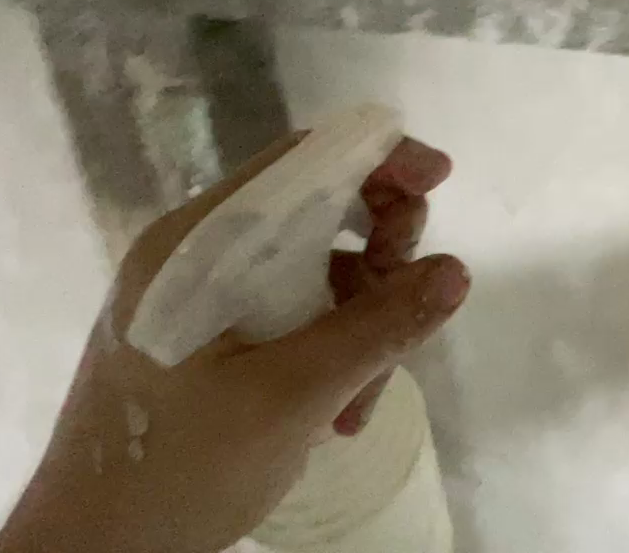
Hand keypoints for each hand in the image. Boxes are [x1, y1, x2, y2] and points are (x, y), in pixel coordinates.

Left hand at [0, 132, 468, 552]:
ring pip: (329, 260)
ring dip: (370, 310)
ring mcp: (215, 290)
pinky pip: (311, 304)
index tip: (438, 178)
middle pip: (326, 204)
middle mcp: (206, 250)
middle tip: (412, 297)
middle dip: (383, 245)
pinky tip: (344, 405)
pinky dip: (344, 341)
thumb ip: (378, 328)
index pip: (305, 159)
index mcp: (198, 242)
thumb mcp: (289, 398)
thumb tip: (457, 270)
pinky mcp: (226, 328)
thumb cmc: (171, 473)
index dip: (379, 156)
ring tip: (365, 389)